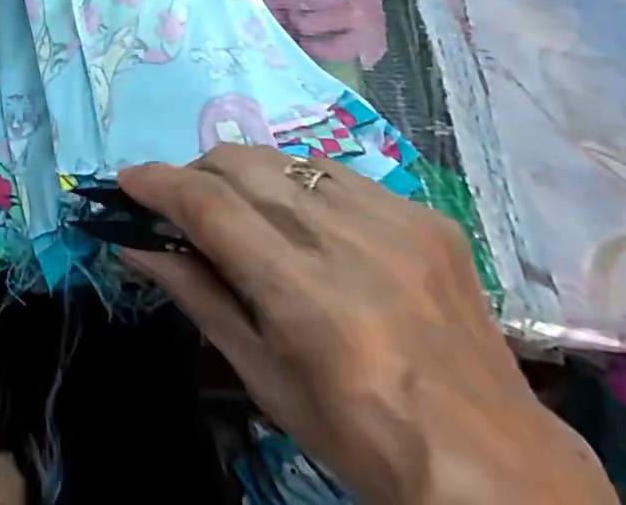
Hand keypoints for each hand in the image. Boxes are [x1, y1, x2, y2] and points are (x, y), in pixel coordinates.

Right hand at [118, 147, 614, 504]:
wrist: (500, 469)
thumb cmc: (361, 438)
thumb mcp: (262, 377)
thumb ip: (196, 295)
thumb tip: (134, 246)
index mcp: (309, 298)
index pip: (210, 206)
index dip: (157, 183)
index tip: (126, 180)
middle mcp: (353, 244)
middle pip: (242, 163)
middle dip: (194, 172)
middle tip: (180, 205)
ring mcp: (398, 222)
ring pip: (283, 157)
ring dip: (242, 173)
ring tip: (238, 211)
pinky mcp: (428, 217)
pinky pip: (333, 171)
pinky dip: (295, 184)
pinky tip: (300, 221)